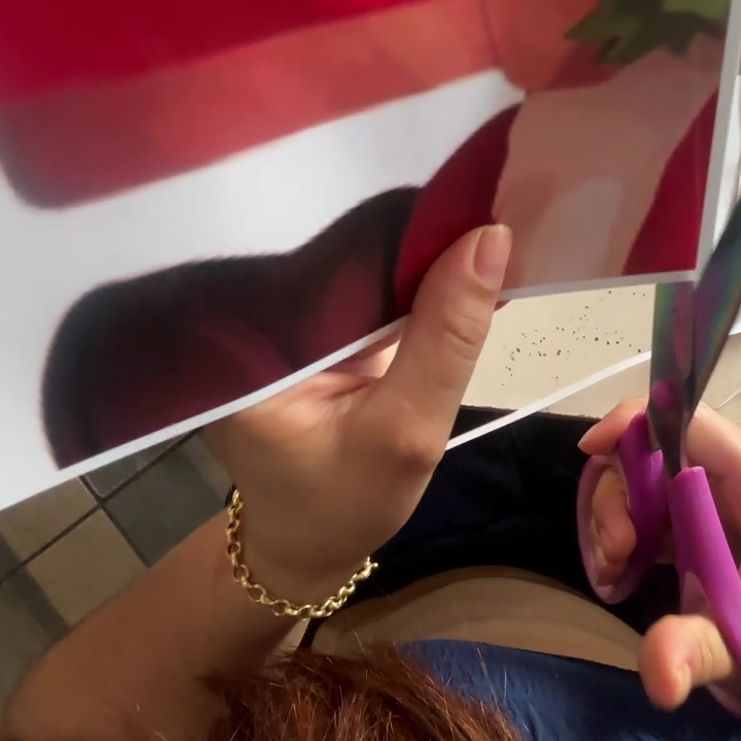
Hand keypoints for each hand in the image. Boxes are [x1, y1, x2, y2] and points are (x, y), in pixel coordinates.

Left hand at [204, 225, 510, 600]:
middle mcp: (254, 316)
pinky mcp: (309, 333)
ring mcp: (281, 324)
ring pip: (354, 271)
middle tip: (479, 195)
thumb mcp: (408, 430)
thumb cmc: (347, 504)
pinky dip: (402, 288)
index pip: (325, 251)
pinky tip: (443, 264)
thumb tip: (490, 240)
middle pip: (337, 252)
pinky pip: (360, 295)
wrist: (310, 545)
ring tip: (468, 217)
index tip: (465, 195)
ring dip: (410, 257)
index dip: (396, 222)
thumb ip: (446, 339)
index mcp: (250, 338)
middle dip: (406, 232)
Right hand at [579, 401, 740, 737]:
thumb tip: (653, 675)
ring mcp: (727, 508)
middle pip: (658, 453)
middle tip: (612, 556)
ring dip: (616, 519)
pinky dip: (627, 536)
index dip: (638, 423)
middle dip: (618, 495)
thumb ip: (702, 653)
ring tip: (614, 575)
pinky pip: (655, 511)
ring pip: (649, 481)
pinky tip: (621, 578)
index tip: (591, 452)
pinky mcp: (713, 531)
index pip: (695, 425)